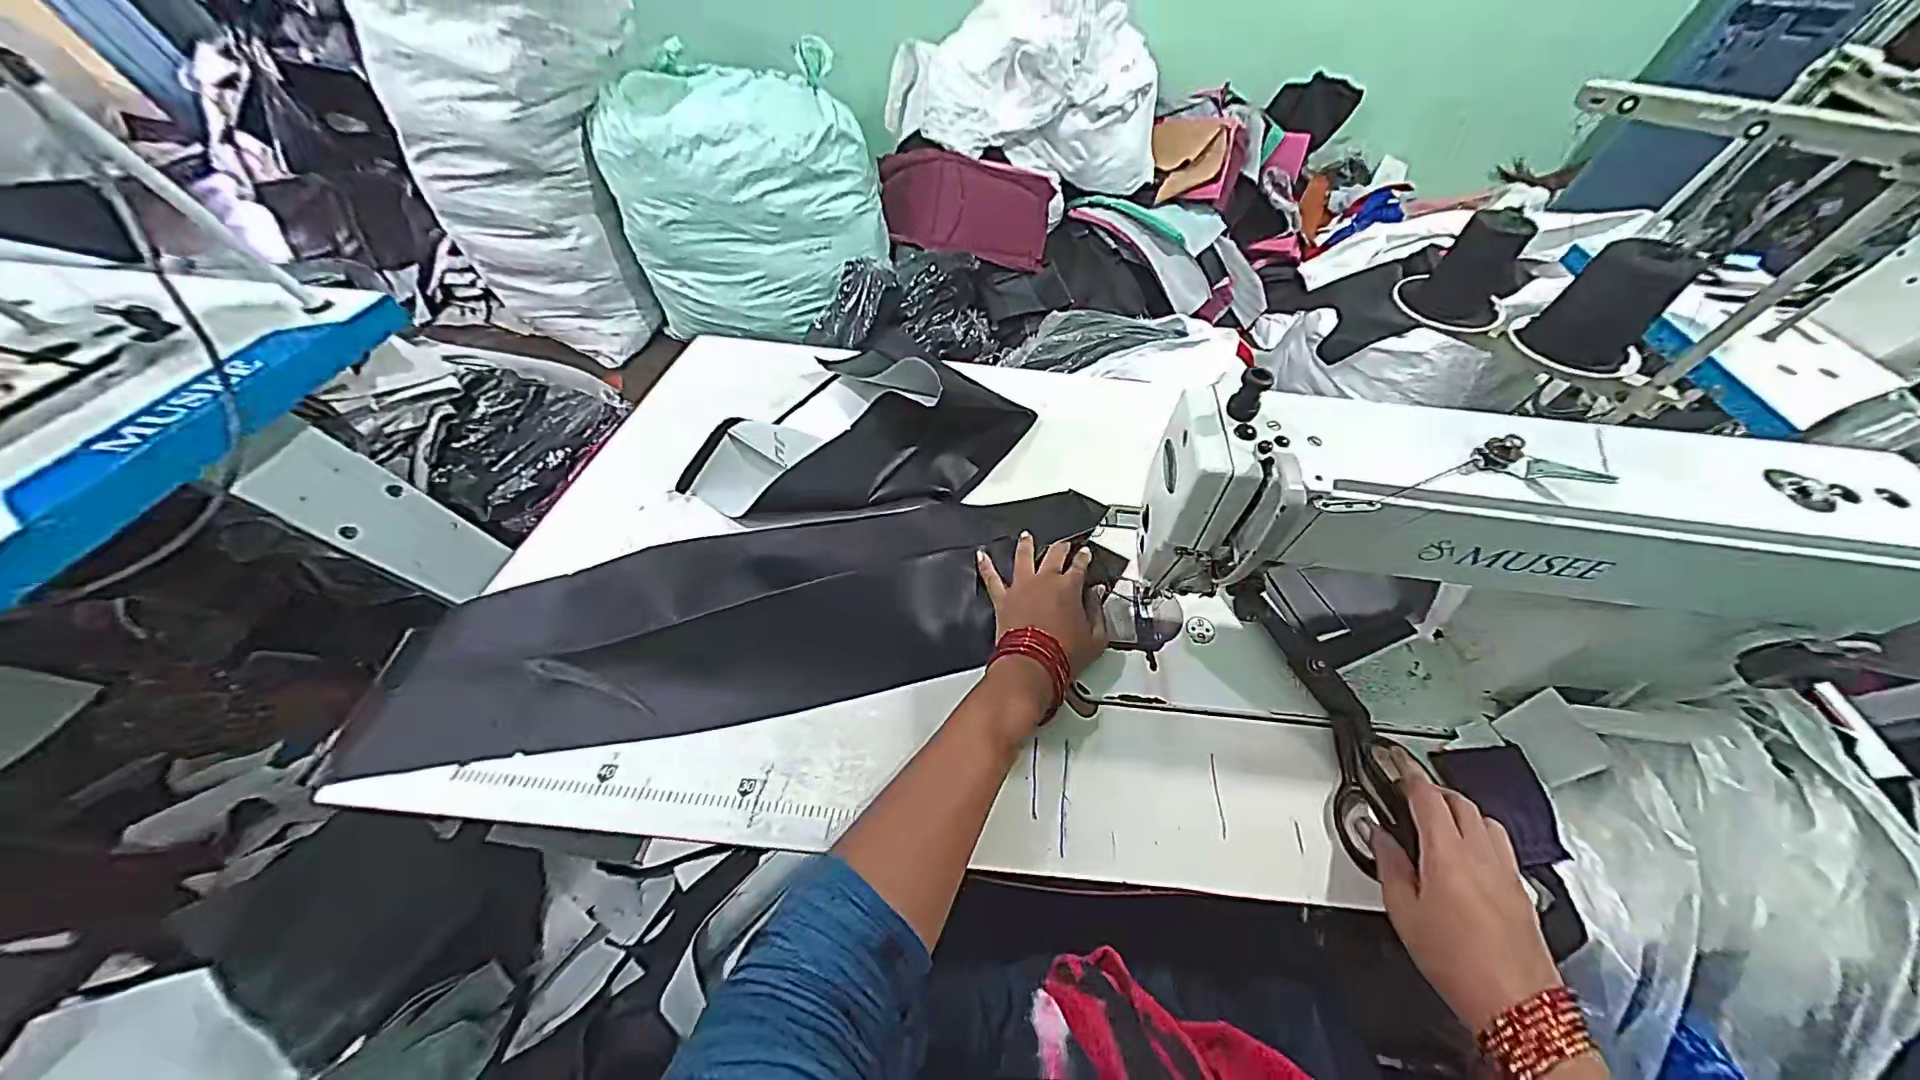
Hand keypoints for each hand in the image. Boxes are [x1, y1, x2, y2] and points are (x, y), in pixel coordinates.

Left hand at [976, 533, 1108, 708]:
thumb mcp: (1095, 636)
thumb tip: (1098, 596)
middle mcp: (1044, 580)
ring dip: (1026, 544)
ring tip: (1026, 537)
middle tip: (1064, 544)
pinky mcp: (1003, 598)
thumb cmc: (1063, 653)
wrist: (1033, 662)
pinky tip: (981, 556)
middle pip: (1054, 554)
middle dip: (1061, 546)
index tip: (1085, 553)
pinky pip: (991, 577)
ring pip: (1023, 556)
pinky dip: (985, 565)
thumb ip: (1098, 612)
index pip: (1079, 564)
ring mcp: (1021, 586)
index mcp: (1069, 586)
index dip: (1083, 557)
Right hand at [1371, 747, 1562, 1033]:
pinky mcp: (1521, 890)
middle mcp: (1482, 855)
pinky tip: (1467, 850)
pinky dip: (1480, 833)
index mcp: (1447, 854)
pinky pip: (1500, 844)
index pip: (1426, 795)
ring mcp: (1507, 872)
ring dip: (1459, 809)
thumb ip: (1388, 863)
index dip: (1406, 772)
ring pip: (1485, 819)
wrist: (1516, 1007)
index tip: (1393, 761)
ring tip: (1437, 817)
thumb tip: (1379, 835)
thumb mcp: (1402, 910)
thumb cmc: (1458, 962)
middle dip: (1431, 788)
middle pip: (1459, 800)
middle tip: (1408, 789)